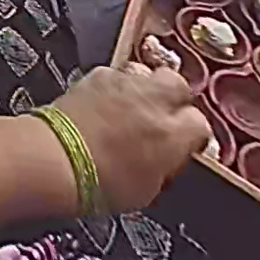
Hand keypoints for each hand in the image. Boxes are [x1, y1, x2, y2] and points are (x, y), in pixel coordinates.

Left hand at [54, 65, 209, 211]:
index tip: (184, 141)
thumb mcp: (150, 186)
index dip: (192, 133)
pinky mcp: (95, 75)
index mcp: (171, 133)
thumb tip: (169, 153)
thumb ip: (167, 161)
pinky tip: (107, 100)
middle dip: (175, 96)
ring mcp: (121, 83)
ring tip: (133, 106)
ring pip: (145, 73)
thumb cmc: (104, 182)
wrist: (58, 156)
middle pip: (177, 83)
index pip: (200, 122)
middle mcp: (150, 101)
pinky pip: (114, 73)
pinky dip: (115, 84)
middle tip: (163, 114)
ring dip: (143, 88)